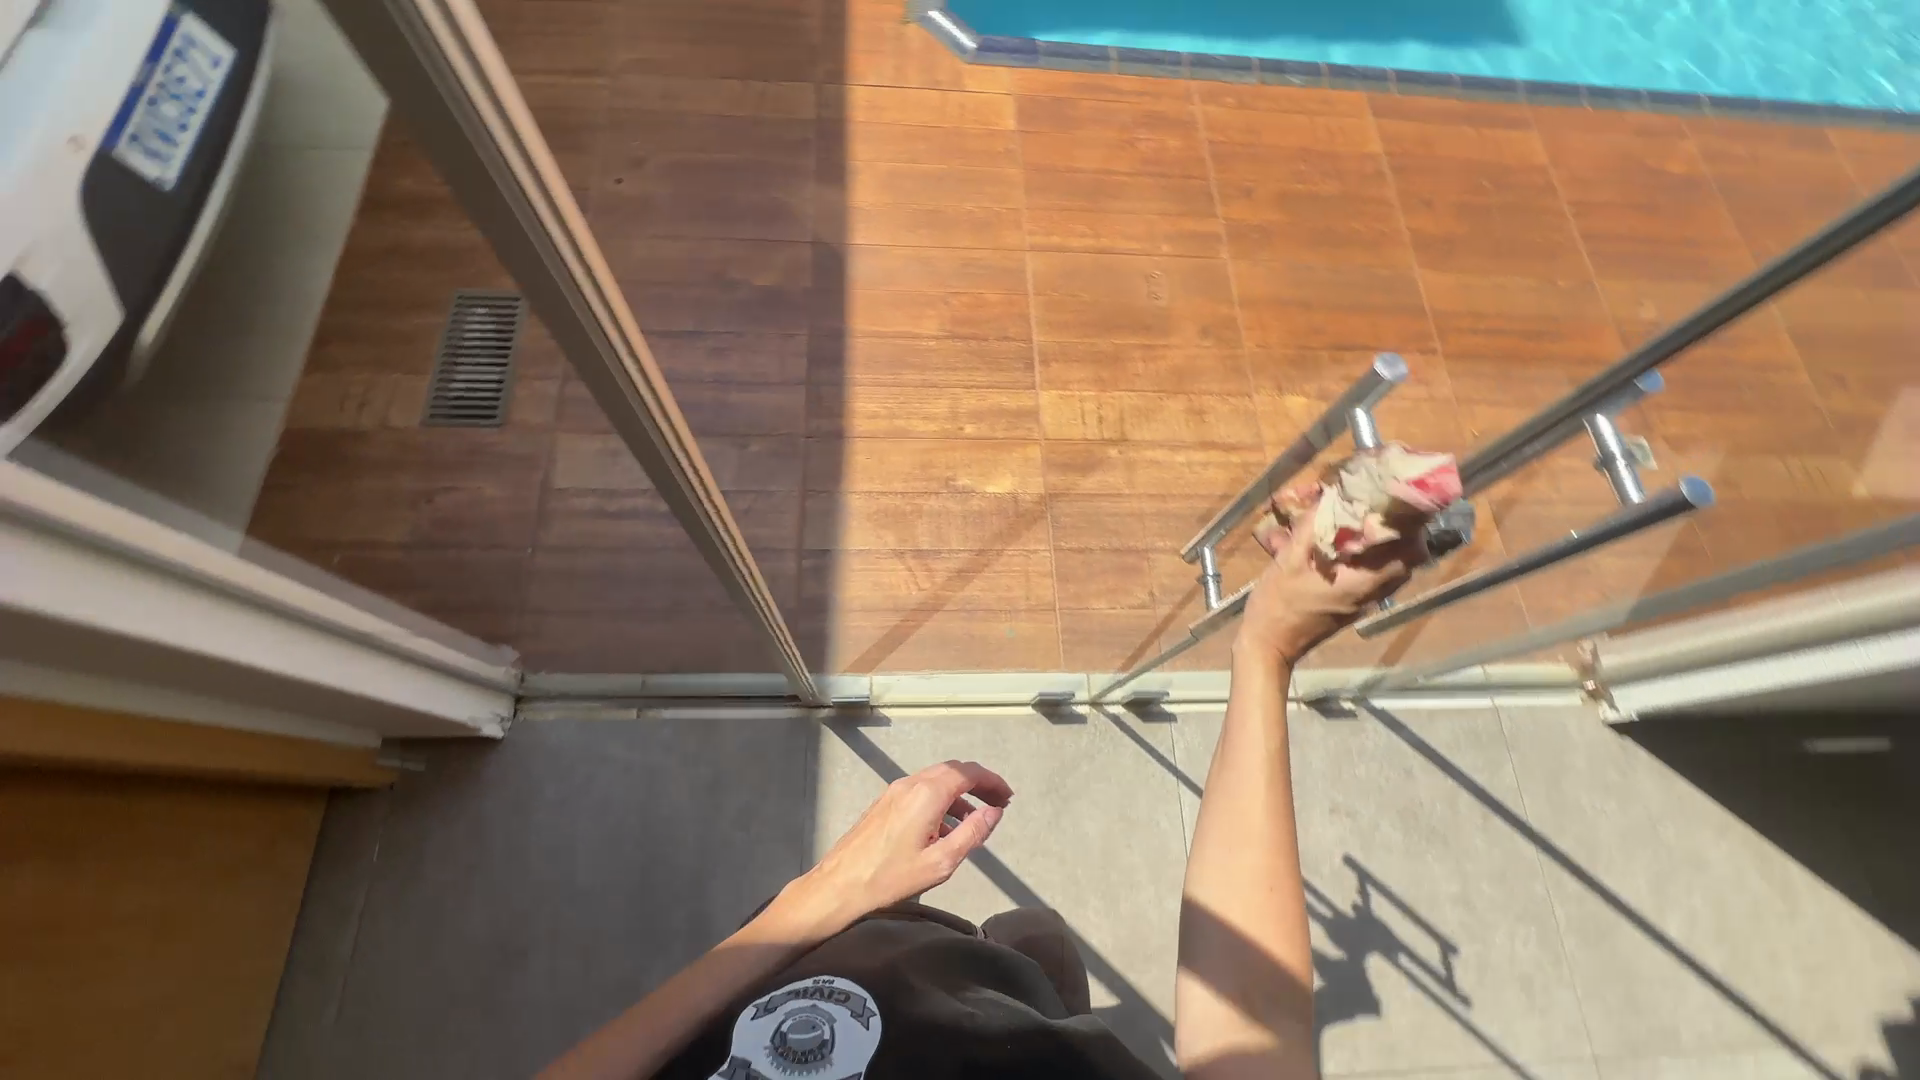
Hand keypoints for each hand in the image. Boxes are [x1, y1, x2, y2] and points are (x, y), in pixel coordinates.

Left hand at [769, 760, 1012, 938]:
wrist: (839, 884)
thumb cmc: (891, 878)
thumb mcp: (940, 862)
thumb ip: (972, 833)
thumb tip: (994, 812)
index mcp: (927, 794)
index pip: (968, 772)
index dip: (992, 781)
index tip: (1008, 798)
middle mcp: (911, 783)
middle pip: (953, 770)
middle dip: (979, 784)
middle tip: (998, 804)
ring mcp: (895, 790)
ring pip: (936, 779)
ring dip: (960, 792)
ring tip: (975, 820)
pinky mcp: (885, 802)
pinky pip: (921, 790)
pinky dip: (941, 799)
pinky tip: (945, 827)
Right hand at [1237, 485, 1429, 665]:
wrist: (1270, 644)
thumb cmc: (1277, 603)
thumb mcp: (1288, 560)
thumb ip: (1310, 528)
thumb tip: (1326, 496)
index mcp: (1362, 581)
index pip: (1409, 552)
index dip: (1411, 525)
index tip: (1397, 503)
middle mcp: (1372, 593)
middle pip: (1408, 560)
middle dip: (1401, 533)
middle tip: (1382, 510)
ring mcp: (1364, 602)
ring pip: (1394, 570)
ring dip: (1388, 546)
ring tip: (1367, 524)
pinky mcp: (1353, 606)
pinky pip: (1376, 578)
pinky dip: (1372, 560)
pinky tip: (1347, 548)